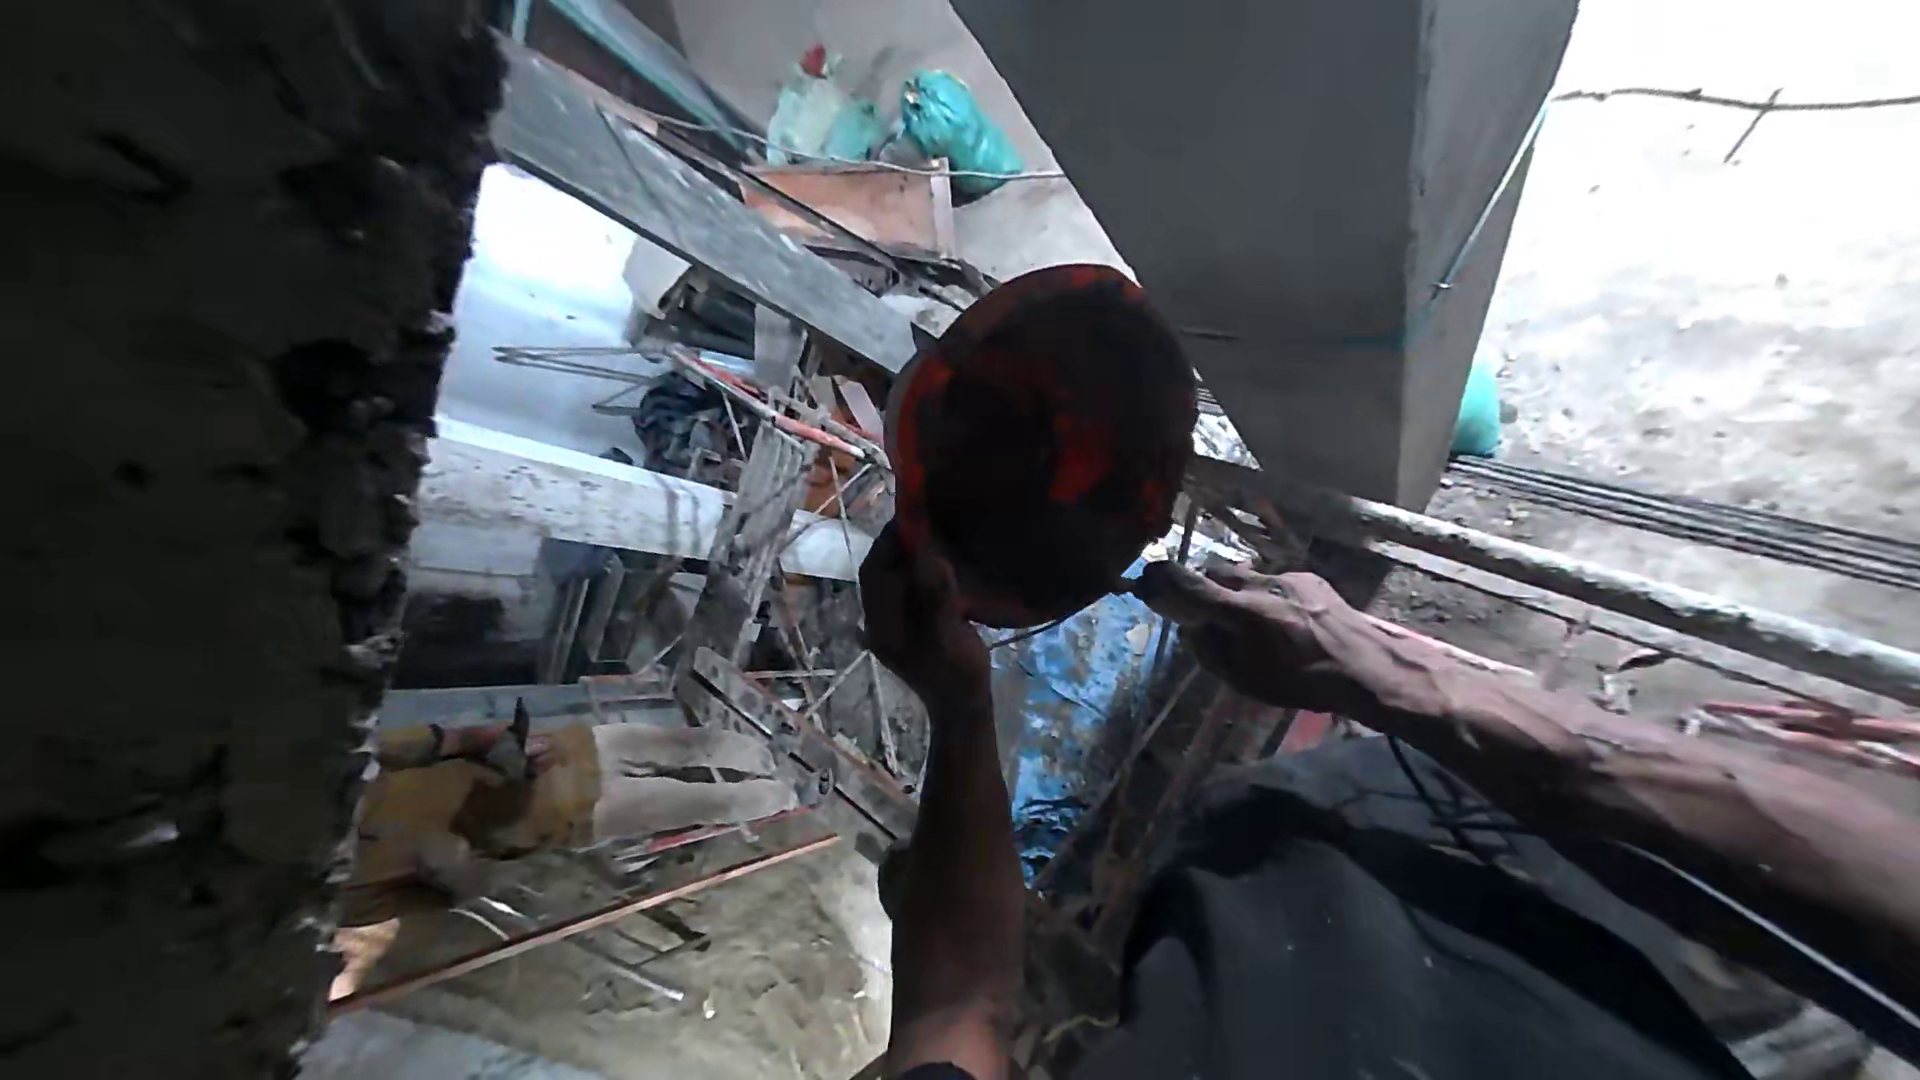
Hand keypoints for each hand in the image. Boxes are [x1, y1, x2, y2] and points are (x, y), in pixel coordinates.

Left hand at [861, 522, 990, 708]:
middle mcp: (879, 623)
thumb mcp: (950, 637)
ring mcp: (890, 627)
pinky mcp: (904, 629)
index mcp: (882, 625)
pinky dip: (909, 573)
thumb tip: (928, 558)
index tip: (909, 516)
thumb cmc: (957, 675)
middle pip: (878, 574)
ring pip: (887, 582)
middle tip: (919, 521)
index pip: (875, 572)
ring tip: (926, 537)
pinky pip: (899, 592)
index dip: (888, 542)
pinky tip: (928, 564)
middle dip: (893, 546)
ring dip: (901, 558)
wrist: (961, 710)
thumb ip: (936, 598)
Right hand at [1131, 561, 1369, 713]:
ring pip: (1242, 572)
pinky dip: (1263, 591)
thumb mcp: (1245, 680)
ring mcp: (1285, 577)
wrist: (1369, 668)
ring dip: (1233, 589)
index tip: (1146, 579)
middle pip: (1213, 571)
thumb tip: (1191, 629)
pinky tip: (1279, 615)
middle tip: (1205, 609)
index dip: (1161, 578)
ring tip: (1246, 615)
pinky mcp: (1306, 576)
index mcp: (1242, 614)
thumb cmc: (1302, 683)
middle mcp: (1260, 586)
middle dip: (1202, 586)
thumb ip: (1209, 652)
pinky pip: (1270, 577)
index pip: (1188, 584)